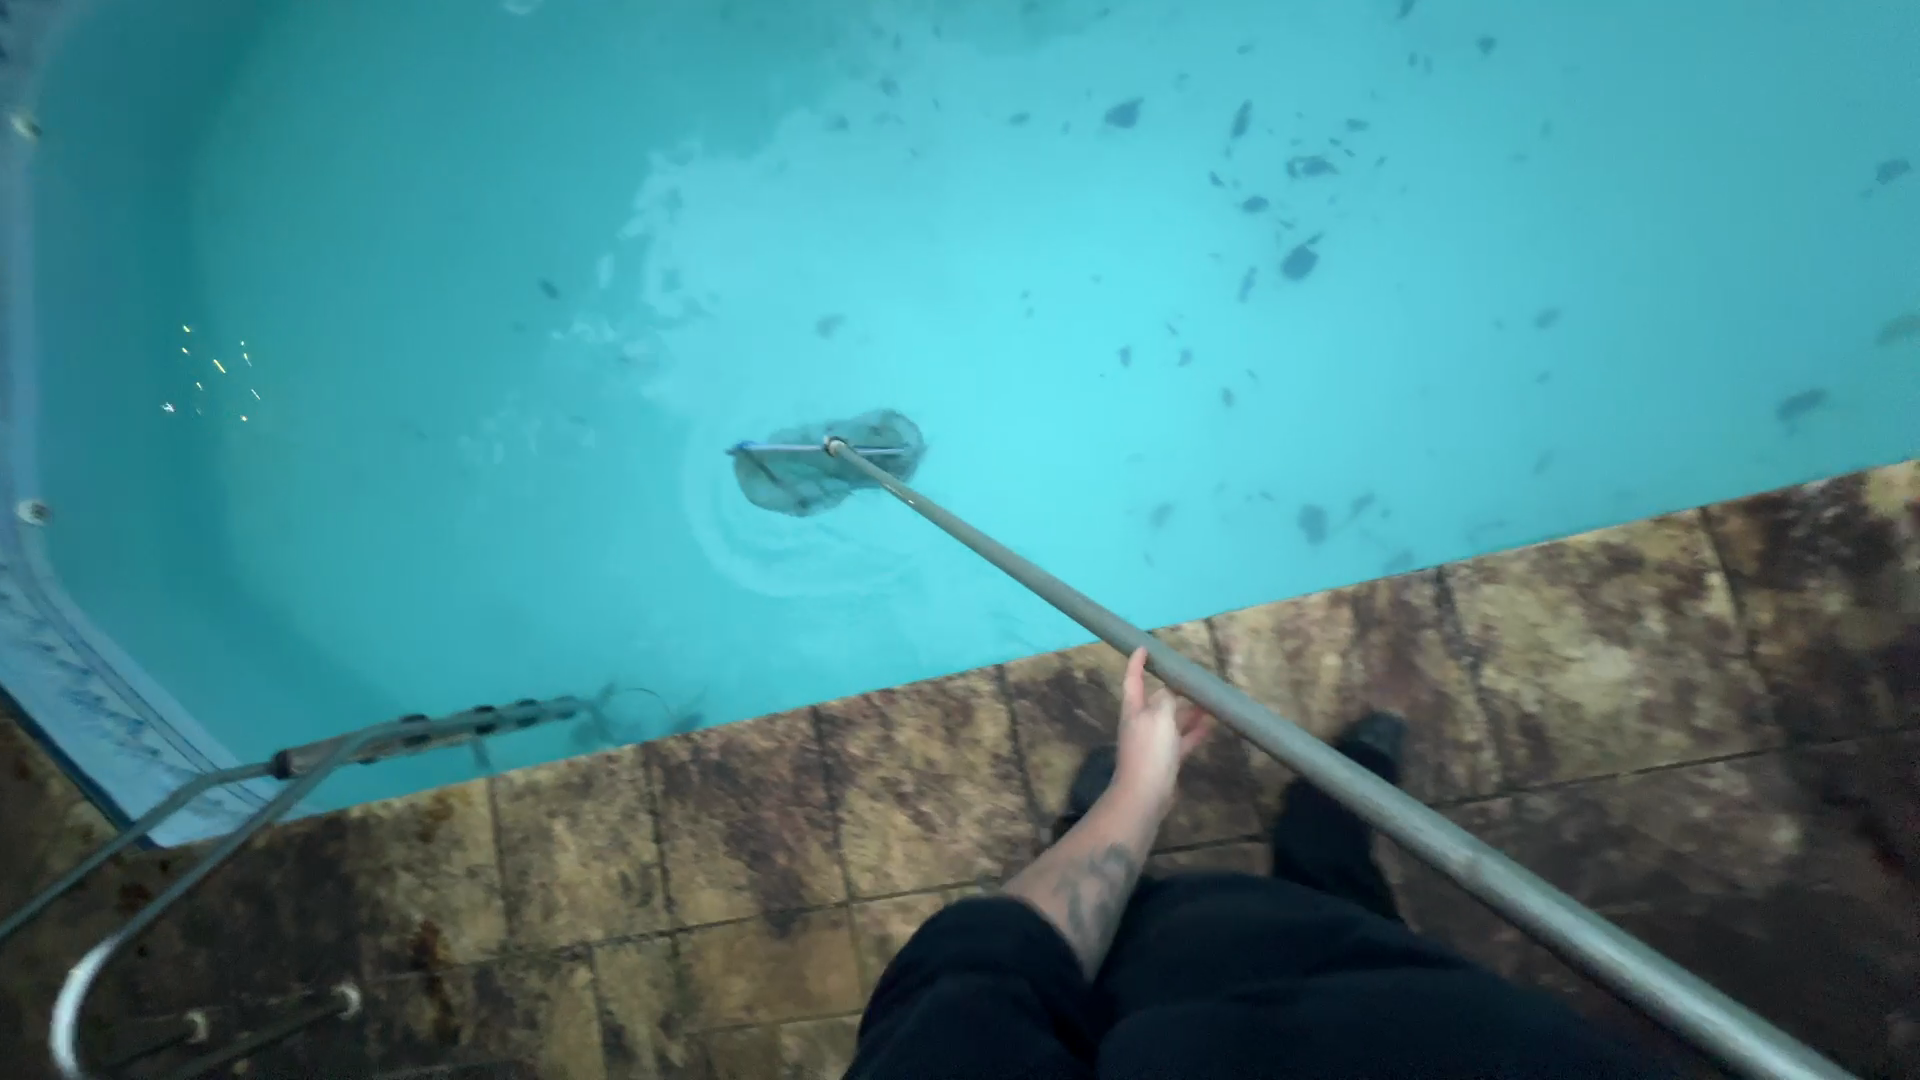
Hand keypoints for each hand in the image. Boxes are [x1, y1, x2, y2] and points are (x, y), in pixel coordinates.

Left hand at [1113, 646, 1213, 807]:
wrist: (1145, 795)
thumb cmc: (1149, 751)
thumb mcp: (1159, 717)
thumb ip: (1165, 699)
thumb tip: (1169, 690)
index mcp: (1134, 708)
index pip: (1132, 679)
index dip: (1137, 663)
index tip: (1144, 647)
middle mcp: (1141, 722)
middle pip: (1156, 699)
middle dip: (1171, 687)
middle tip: (1190, 676)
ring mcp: (1154, 742)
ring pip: (1173, 719)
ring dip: (1189, 709)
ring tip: (1208, 699)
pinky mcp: (1166, 759)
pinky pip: (1182, 740)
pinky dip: (1195, 731)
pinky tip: (1211, 724)